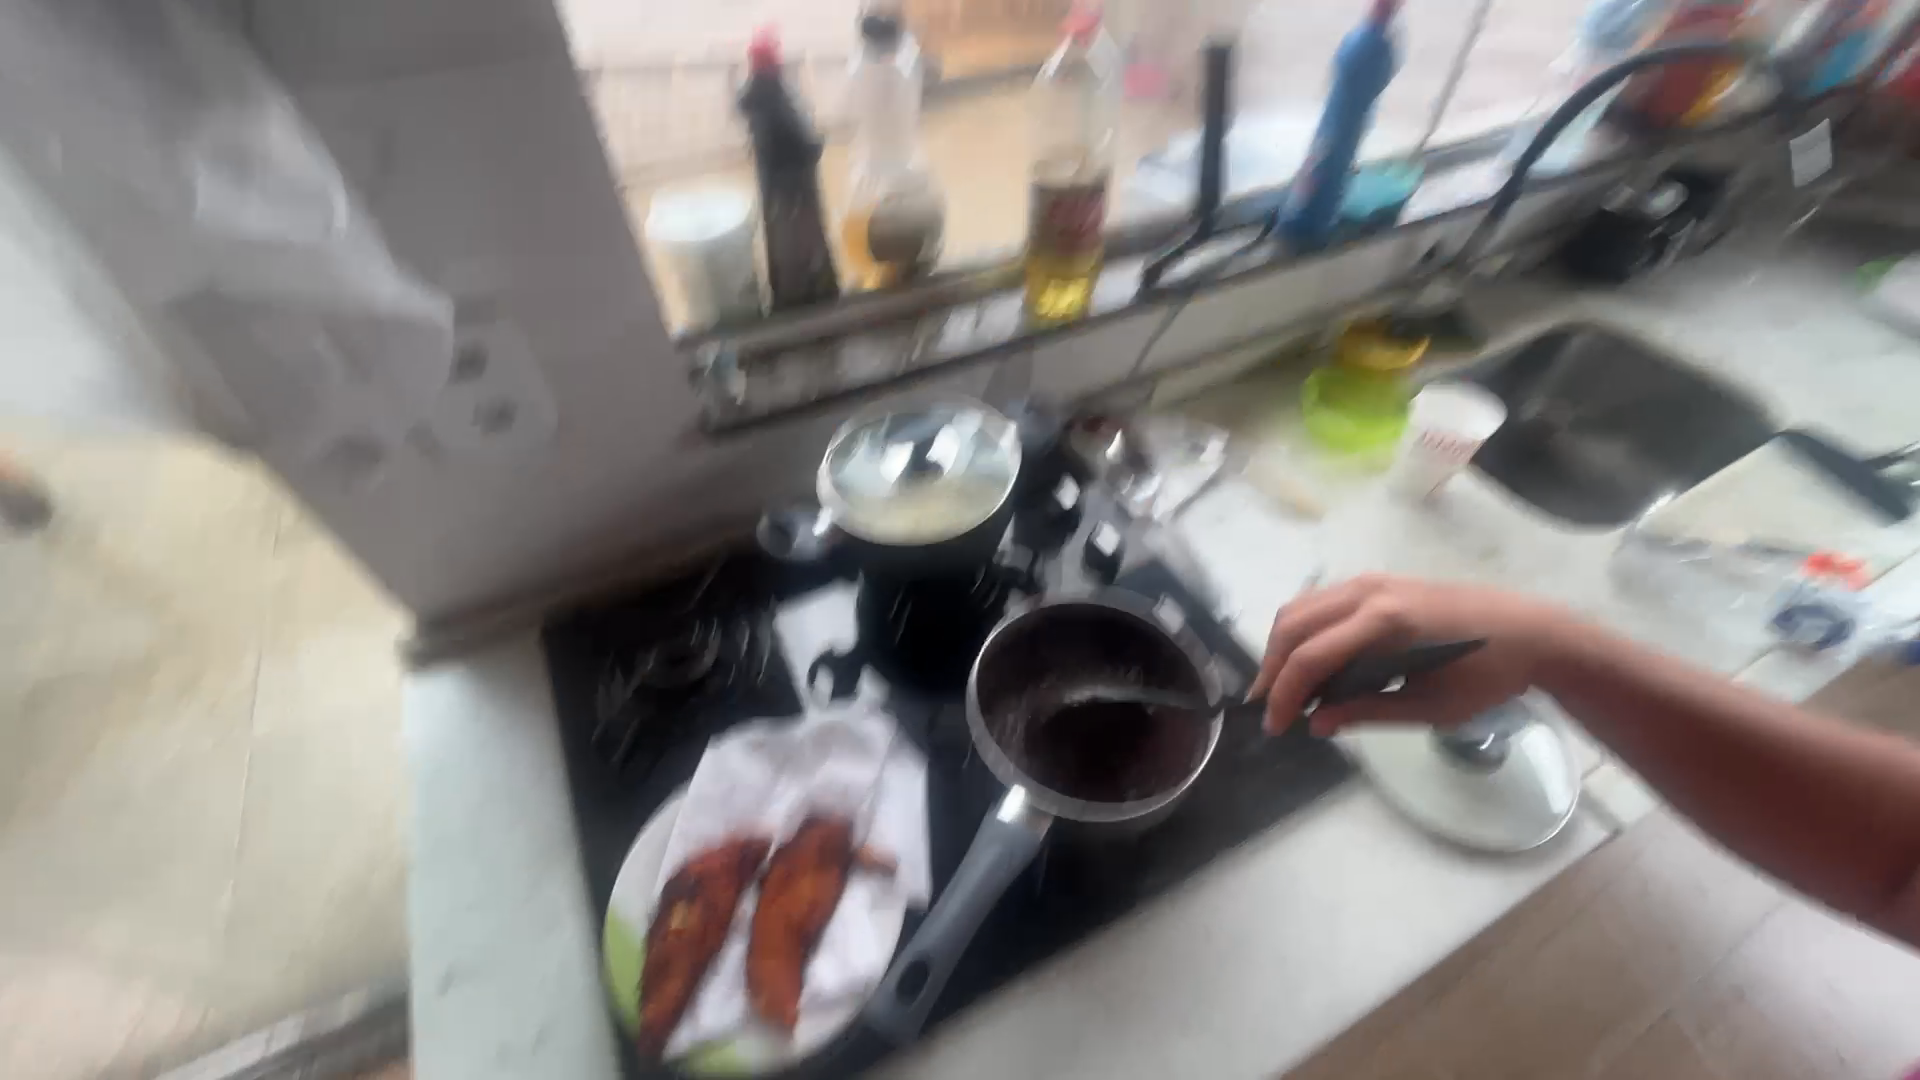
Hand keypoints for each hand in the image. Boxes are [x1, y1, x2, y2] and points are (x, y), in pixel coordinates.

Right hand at [1247, 575, 1578, 736]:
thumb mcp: (1431, 707)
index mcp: (1386, 624)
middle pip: (1292, 626)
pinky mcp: (1372, 582)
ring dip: (1281, 648)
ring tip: (1281, 685)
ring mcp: (1368, 581)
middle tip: (1267, 706)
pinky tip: (1306, 660)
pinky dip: (1299, 632)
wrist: (1533, 632)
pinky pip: (1317, 603)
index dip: (1284, 693)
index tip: (1275, 726)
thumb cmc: (1489, 676)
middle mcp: (1368, 593)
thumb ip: (1367, 713)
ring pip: (1298, 609)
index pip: (1311, 657)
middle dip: (1272, 669)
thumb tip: (1315, 724)